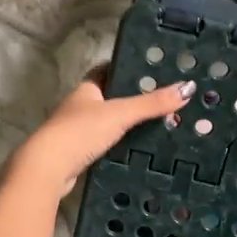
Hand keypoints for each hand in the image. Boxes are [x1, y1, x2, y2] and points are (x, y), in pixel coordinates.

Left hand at [8, 69, 194, 194]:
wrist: (48, 169)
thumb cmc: (81, 132)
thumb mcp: (120, 114)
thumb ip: (152, 103)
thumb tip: (187, 87)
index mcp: (86, 89)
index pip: (107, 70)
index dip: (126, 67)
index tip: (150, 69)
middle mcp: (80, 107)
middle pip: (109, 97)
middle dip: (132, 99)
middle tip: (162, 100)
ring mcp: (77, 131)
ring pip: (107, 122)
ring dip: (127, 124)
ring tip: (158, 125)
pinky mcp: (79, 154)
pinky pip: (105, 144)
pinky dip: (120, 145)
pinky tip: (138, 149)